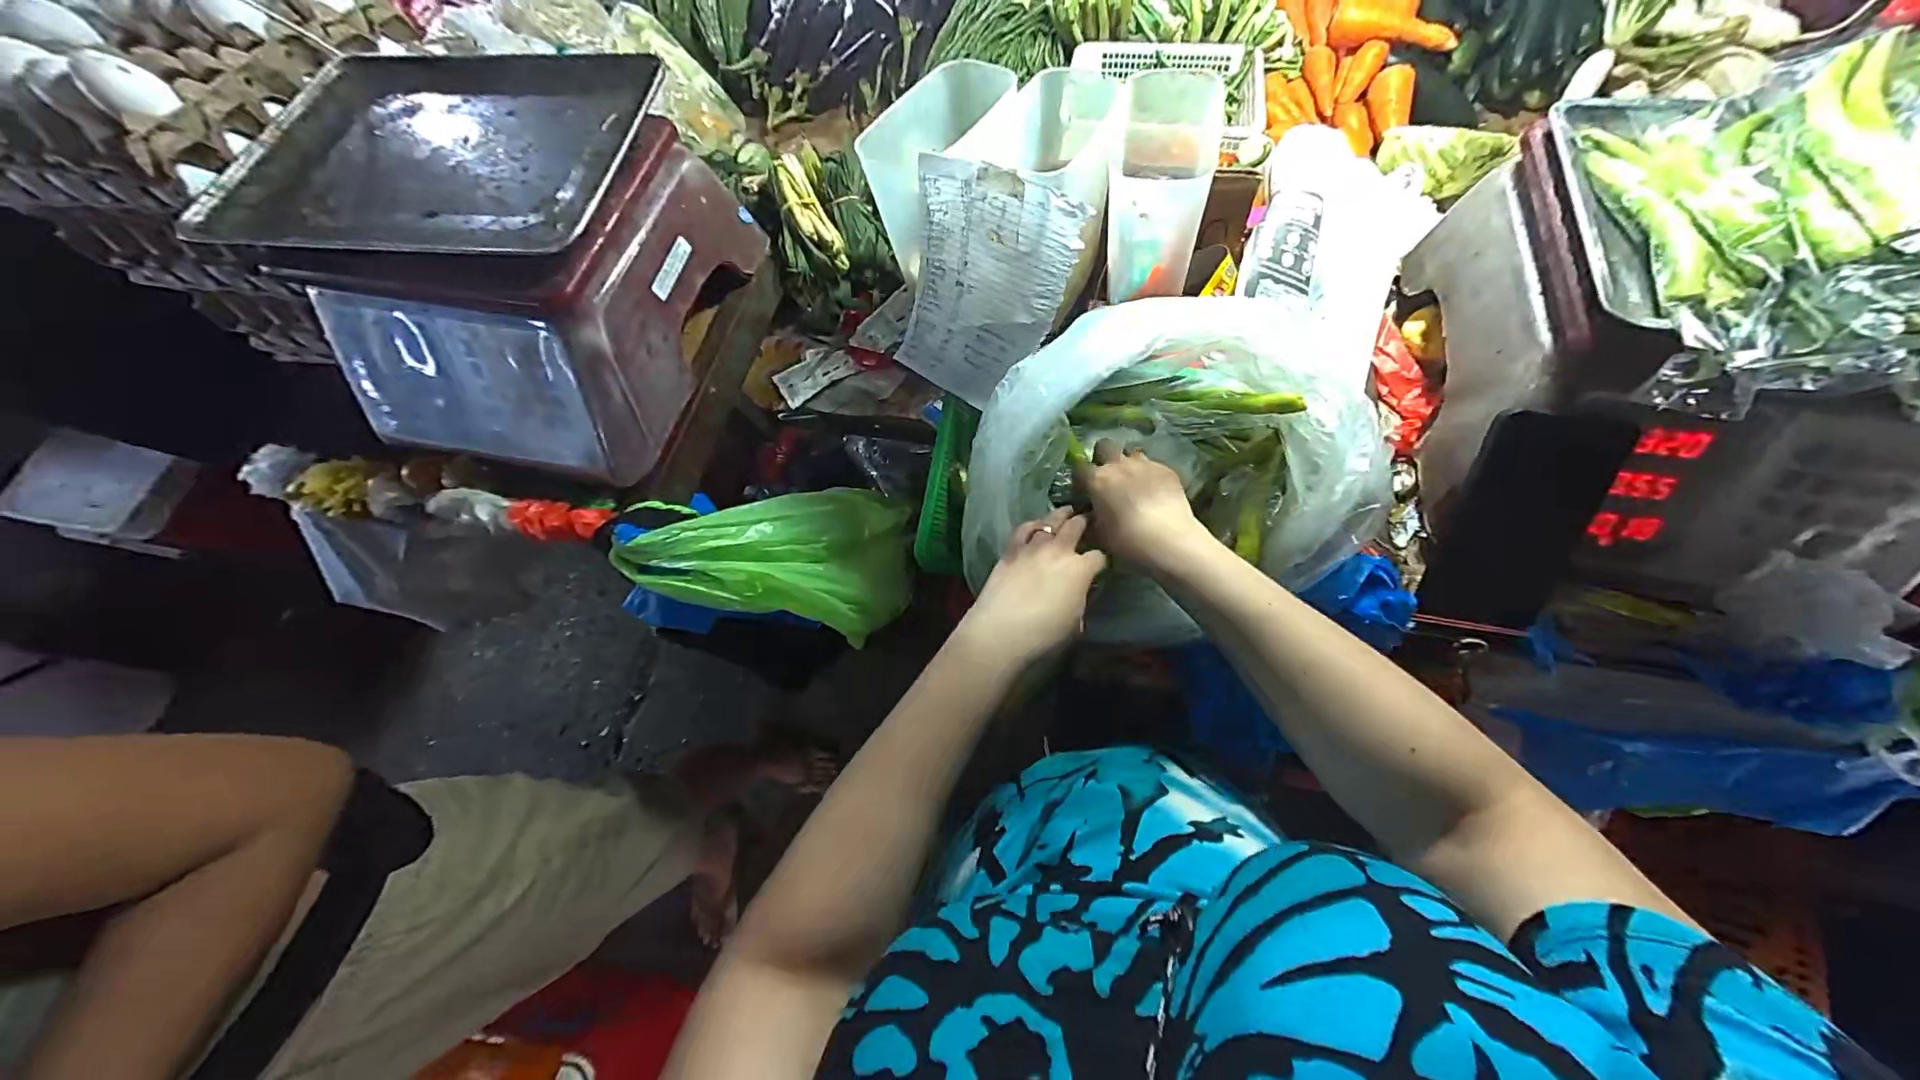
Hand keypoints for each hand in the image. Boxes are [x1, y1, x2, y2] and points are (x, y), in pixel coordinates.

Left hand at [957, 506, 1106, 664]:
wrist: (1000, 632)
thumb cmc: (1043, 635)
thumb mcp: (1075, 623)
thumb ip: (1081, 600)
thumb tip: (1080, 592)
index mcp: (1081, 569)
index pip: (1099, 556)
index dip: (1101, 560)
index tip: (1100, 564)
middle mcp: (1059, 550)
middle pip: (1077, 526)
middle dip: (1086, 522)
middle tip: (1089, 520)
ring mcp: (1034, 546)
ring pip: (1051, 521)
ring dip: (1062, 516)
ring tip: (1067, 512)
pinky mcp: (1011, 550)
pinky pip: (1024, 528)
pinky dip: (1034, 524)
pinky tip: (1037, 525)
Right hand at [1079, 440, 1213, 571]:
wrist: (1169, 540)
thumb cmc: (1127, 540)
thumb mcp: (1100, 534)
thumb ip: (1091, 519)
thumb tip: (1088, 515)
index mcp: (1097, 480)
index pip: (1079, 467)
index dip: (1081, 477)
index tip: (1084, 488)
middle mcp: (1119, 465)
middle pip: (1105, 445)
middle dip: (1104, 456)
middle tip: (1108, 475)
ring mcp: (1145, 464)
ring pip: (1132, 453)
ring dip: (1129, 463)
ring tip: (1134, 481)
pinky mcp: (1166, 470)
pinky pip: (1153, 465)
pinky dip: (1150, 474)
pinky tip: (1155, 490)